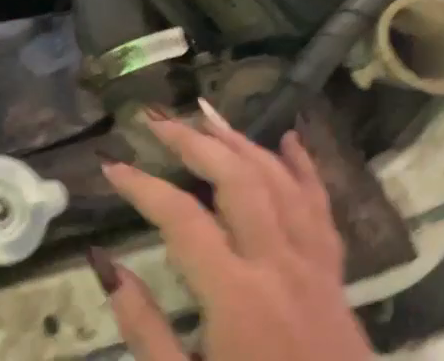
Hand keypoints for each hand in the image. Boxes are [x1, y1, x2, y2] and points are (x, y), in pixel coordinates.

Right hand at [92, 105, 373, 360]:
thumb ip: (145, 328)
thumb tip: (106, 264)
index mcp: (238, 298)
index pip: (182, 218)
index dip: (142, 186)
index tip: (110, 166)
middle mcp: (280, 270)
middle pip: (237, 181)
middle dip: (193, 143)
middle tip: (155, 119)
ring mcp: (316, 272)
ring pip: (281, 184)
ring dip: (242, 143)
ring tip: (206, 114)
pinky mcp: (337, 283)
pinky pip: (323, 212)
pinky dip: (305, 171)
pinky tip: (290, 141)